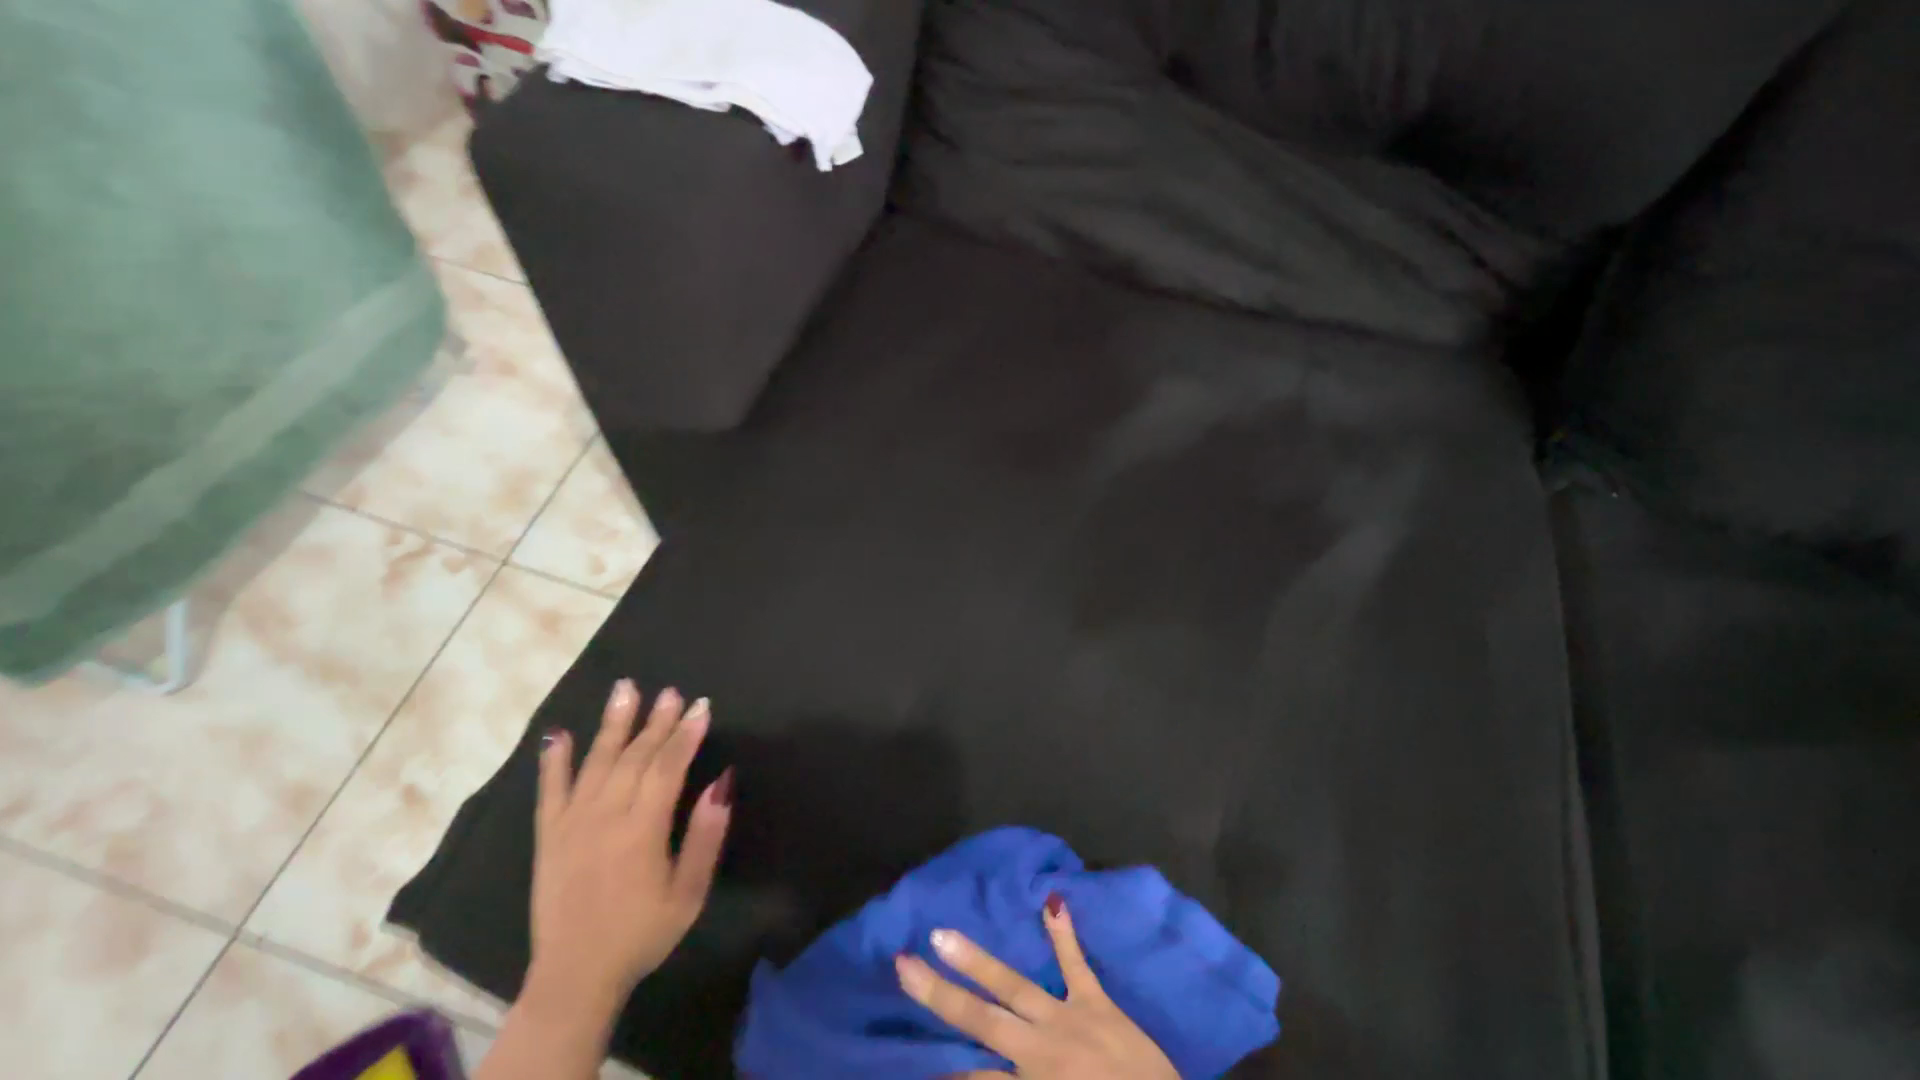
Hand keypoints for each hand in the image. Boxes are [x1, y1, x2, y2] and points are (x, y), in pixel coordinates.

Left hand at [524, 680, 733, 1016]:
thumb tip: (721, 784)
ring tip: (624, 689)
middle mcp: (604, 815)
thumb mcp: (688, 894)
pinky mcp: (549, 836)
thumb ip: (704, 836)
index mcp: (642, 828)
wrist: (576, 974)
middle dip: (655, 722)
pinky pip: (550, 790)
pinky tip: (560, 734)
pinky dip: (555, 760)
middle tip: (670, 691)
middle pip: (634, 756)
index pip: (667, 767)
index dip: (685, 735)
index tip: (700, 706)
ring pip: (596, 762)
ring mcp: (572, 822)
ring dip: (612, 724)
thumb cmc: (641, 935)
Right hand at [894, 896, 1179, 1079]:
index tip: (917, 1056)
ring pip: (1014, 985)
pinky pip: (1077, 965)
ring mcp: (1070, 1018)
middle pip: (980, 1018)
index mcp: (1032, 1077)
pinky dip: (1064, 934)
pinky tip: (1052, 901)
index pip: (975, 1075)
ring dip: (977, 960)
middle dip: (940, 995)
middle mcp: (1041, 1045)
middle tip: (903, 965)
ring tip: (942, 935)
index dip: (946, 1067)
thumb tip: (971, 1069)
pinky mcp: (1098, 1003)